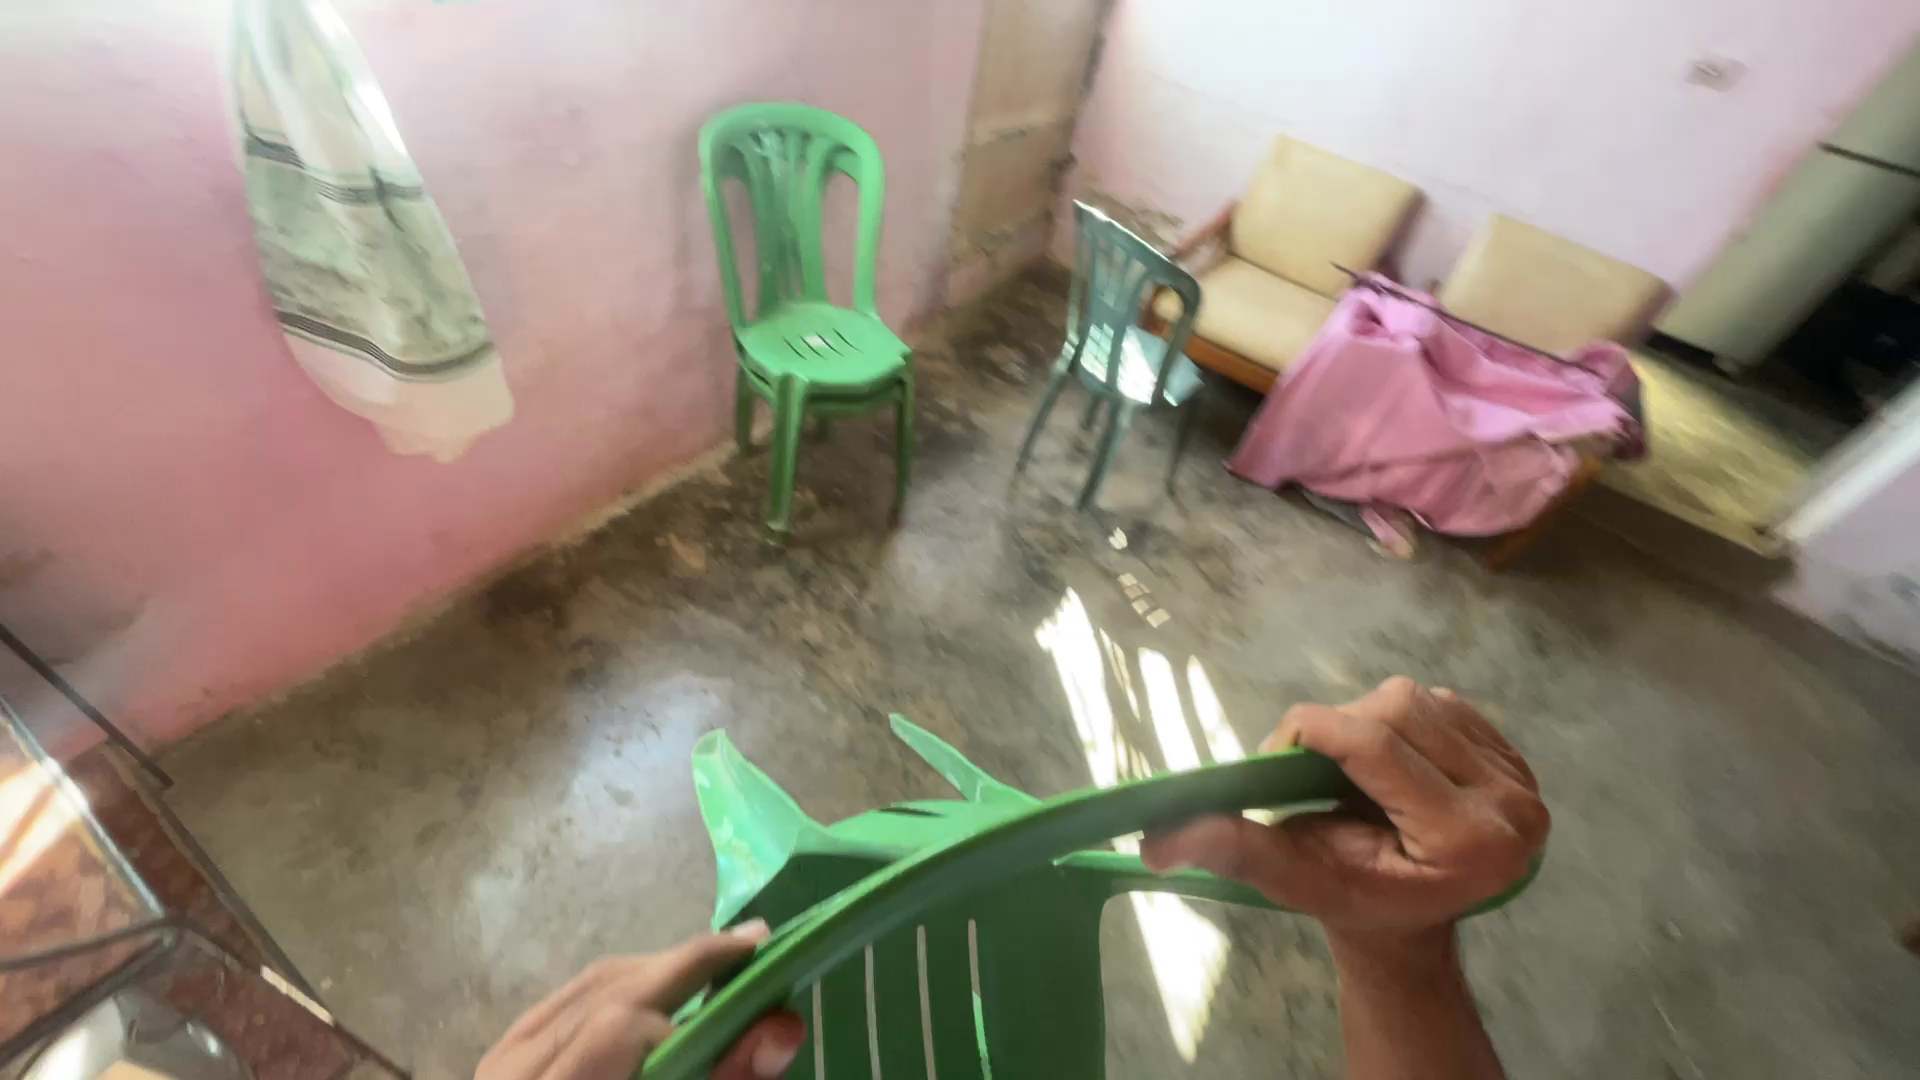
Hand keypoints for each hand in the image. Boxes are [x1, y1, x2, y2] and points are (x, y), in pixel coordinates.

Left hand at [476, 921, 804, 1079]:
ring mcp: (499, 1066)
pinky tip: (664, 983)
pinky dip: (628, 982)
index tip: (754, 978)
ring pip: (593, 986)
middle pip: (607, 993)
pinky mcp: (503, 1057)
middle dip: (689, 962)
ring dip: (661, 969)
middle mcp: (511, 1079)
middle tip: (755, 943)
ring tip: (719, 964)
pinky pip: (574, 997)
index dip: (687, 1004)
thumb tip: (783, 1024)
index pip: (615, 1029)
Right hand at [1142, 677, 1546, 938]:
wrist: (1409, 920)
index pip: (1373, 744)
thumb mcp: (1289, 878)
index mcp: (1466, 840)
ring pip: (1416, 698)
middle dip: (1339, 724)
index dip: (1309, 729)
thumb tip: (1154, 841)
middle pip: (1396, 708)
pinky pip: (1440, 703)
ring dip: (1367, 719)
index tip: (1278, 753)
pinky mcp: (1516, 759)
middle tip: (1315, 765)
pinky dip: (1400, 719)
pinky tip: (1391, 759)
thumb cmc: (1349, 900)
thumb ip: (1233, 848)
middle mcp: (1511, 805)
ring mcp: (1521, 779)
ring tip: (1353, 765)